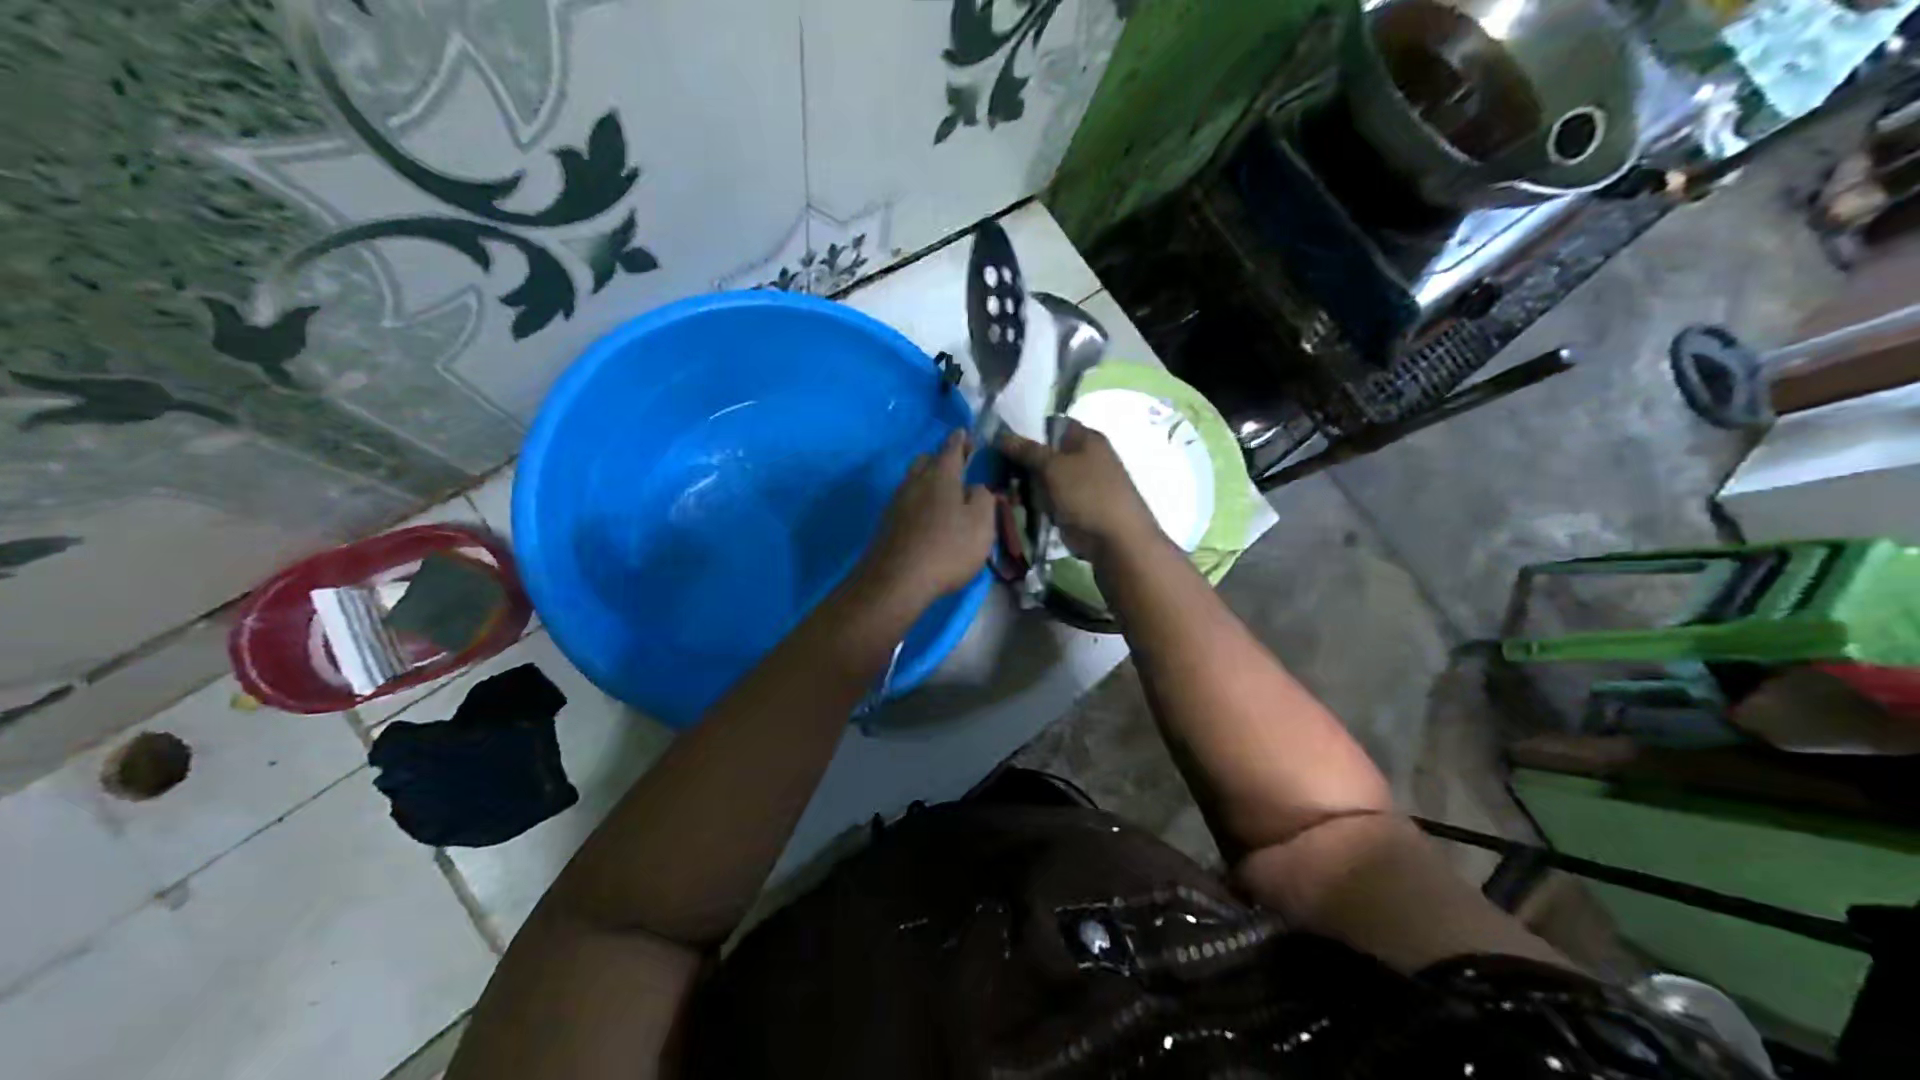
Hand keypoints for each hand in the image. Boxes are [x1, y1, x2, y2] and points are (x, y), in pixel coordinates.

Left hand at [856, 430, 995, 607]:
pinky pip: (906, 502)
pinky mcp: (887, 524)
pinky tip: (927, 518)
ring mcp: (896, 502)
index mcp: (941, 475)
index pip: (951, 447)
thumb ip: (984, 499)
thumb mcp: (981, 524)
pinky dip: (919, 502)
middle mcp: (914, 481)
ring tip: (944, 494)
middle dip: (941, 459)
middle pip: (926, 460)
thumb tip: (976, 486)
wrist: (895, 581)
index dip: (961, 440)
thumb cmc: (947, 549)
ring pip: (913, 481)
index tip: (967, 435)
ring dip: (928, 481)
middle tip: (957, 466)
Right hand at [998, 420, 1158, 561]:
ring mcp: (1080, 483)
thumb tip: (1002, 435)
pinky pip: (1050, 498)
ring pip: (1044, 478)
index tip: (1002, 442)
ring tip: (1009, 492)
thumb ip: (1027, 450)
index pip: (1051, 425)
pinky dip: (1037, 502)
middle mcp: (1085, 457)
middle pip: (1045, 453)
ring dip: (1027, 485)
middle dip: (1023, 463)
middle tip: (1000, 471)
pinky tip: (1021, 506)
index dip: (1027, 430)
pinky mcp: (1075, 506)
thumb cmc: (1086, 493)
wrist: (1115, 538)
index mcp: (1086, 439)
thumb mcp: (1053, 467)